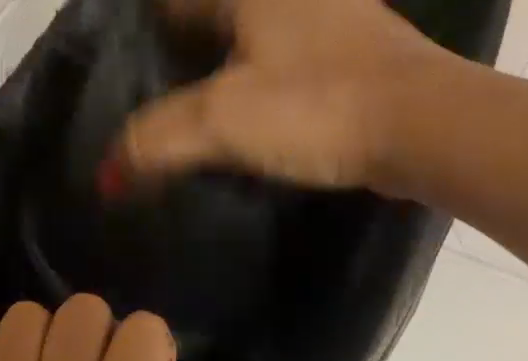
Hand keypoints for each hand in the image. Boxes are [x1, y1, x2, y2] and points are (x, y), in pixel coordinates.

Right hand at [113, 0, 461, 192]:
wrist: (422, 126)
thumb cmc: (316, 107)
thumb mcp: (220, 120)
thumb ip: (155, 141)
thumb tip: (105, 176)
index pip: (175, 1)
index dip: (146, 28)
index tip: (121, 66)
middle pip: (216, 14)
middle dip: (182, 47)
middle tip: (149, 95)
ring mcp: (327, 21)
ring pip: (253, 38)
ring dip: (222, 67)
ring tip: (188, 114)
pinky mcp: (352, 59)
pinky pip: (285, 63)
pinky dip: (258, 85)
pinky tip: (247, 119)